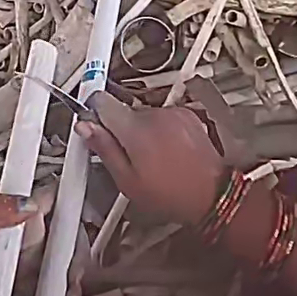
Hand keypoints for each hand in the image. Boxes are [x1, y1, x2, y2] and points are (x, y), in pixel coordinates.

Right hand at [75, 90, 225, 225]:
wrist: (211, 195)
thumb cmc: (171, 194)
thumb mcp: (127, 181)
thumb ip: (104, 148)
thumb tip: (85, 127)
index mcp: (135, 128)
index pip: (102, 101)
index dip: (93, 112)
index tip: (93, 124)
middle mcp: (155, 114)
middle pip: (125, 110)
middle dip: (121, 129)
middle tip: (129, 158)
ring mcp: (175, 113)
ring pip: (145, 114)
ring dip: (143, 131)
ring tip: (153, 159)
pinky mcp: (189, 116)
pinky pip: (165, 117)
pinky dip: (162, 130)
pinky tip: (168, 152)